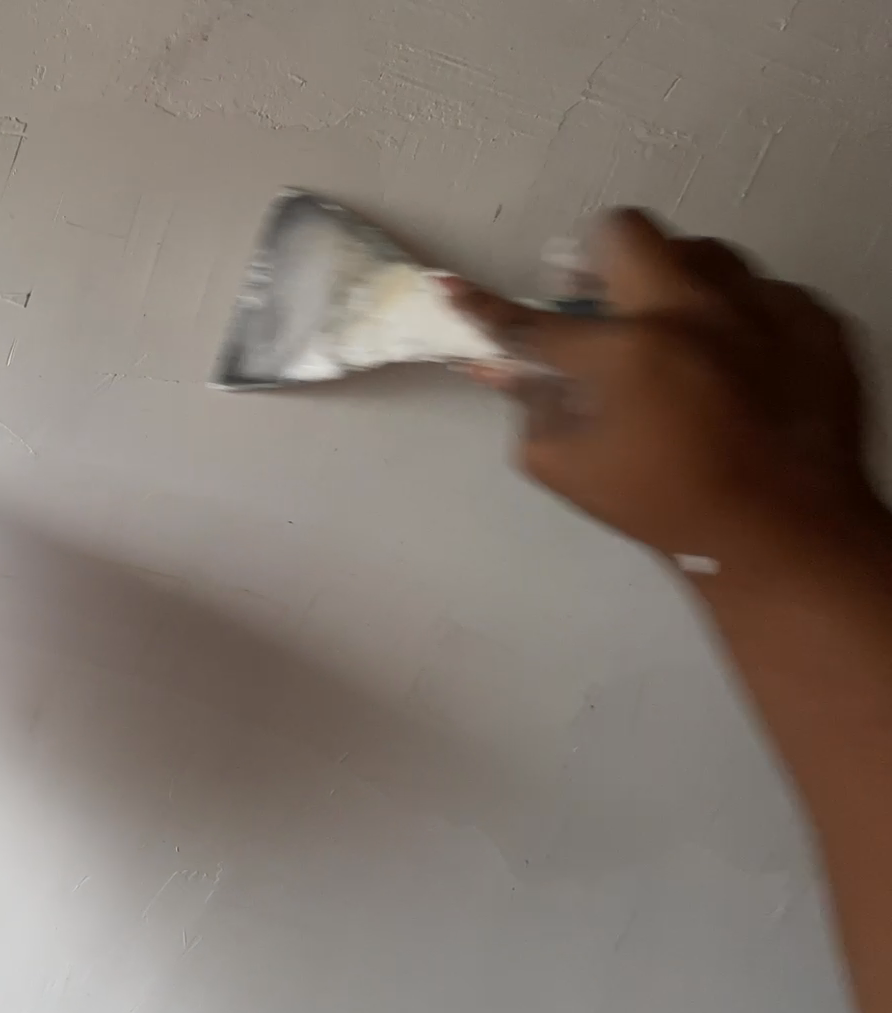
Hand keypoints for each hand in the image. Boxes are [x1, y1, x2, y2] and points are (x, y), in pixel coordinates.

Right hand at [444, 209, 878, 562]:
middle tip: (582, 295)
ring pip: (697, 252)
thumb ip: (529, 402)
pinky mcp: (815, 318)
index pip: (531, 322)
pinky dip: (719, 314)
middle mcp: (695, 310)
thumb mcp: (559, 460)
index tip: (449, 286)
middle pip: (627, 234)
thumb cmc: (652, 498)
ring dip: (658, 280)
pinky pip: (754, 290)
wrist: (783, 526)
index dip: (480, 306)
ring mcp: (765, 307)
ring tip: (653, 330)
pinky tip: (716, 361)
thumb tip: (501, 366)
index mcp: (624, 351)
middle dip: (589, 258)